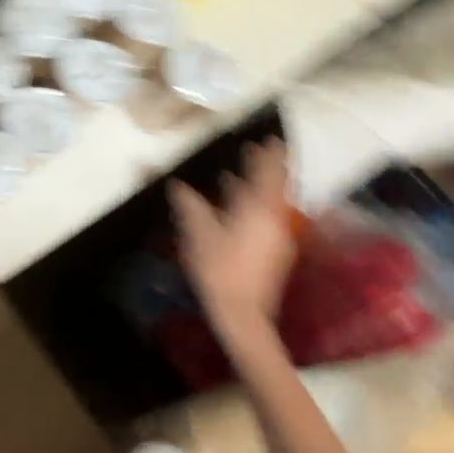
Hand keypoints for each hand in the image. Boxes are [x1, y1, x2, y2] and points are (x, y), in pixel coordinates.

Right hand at [168, 139, 297, 358]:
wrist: (243, 313)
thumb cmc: (220, 268)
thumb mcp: (198, 233)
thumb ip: (189, 205)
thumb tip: (176, 184)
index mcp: (258, 209)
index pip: (268, 174)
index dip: (268, 156)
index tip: (270, 139)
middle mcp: (274, 218)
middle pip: (277, 187)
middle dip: (269, 168)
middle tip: (262, 151)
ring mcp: (277, 237)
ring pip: (273, 203)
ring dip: (260, 188)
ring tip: (240, 178)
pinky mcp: (273, 252)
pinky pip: (267, 217)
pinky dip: (255, 205)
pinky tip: (236, 210)